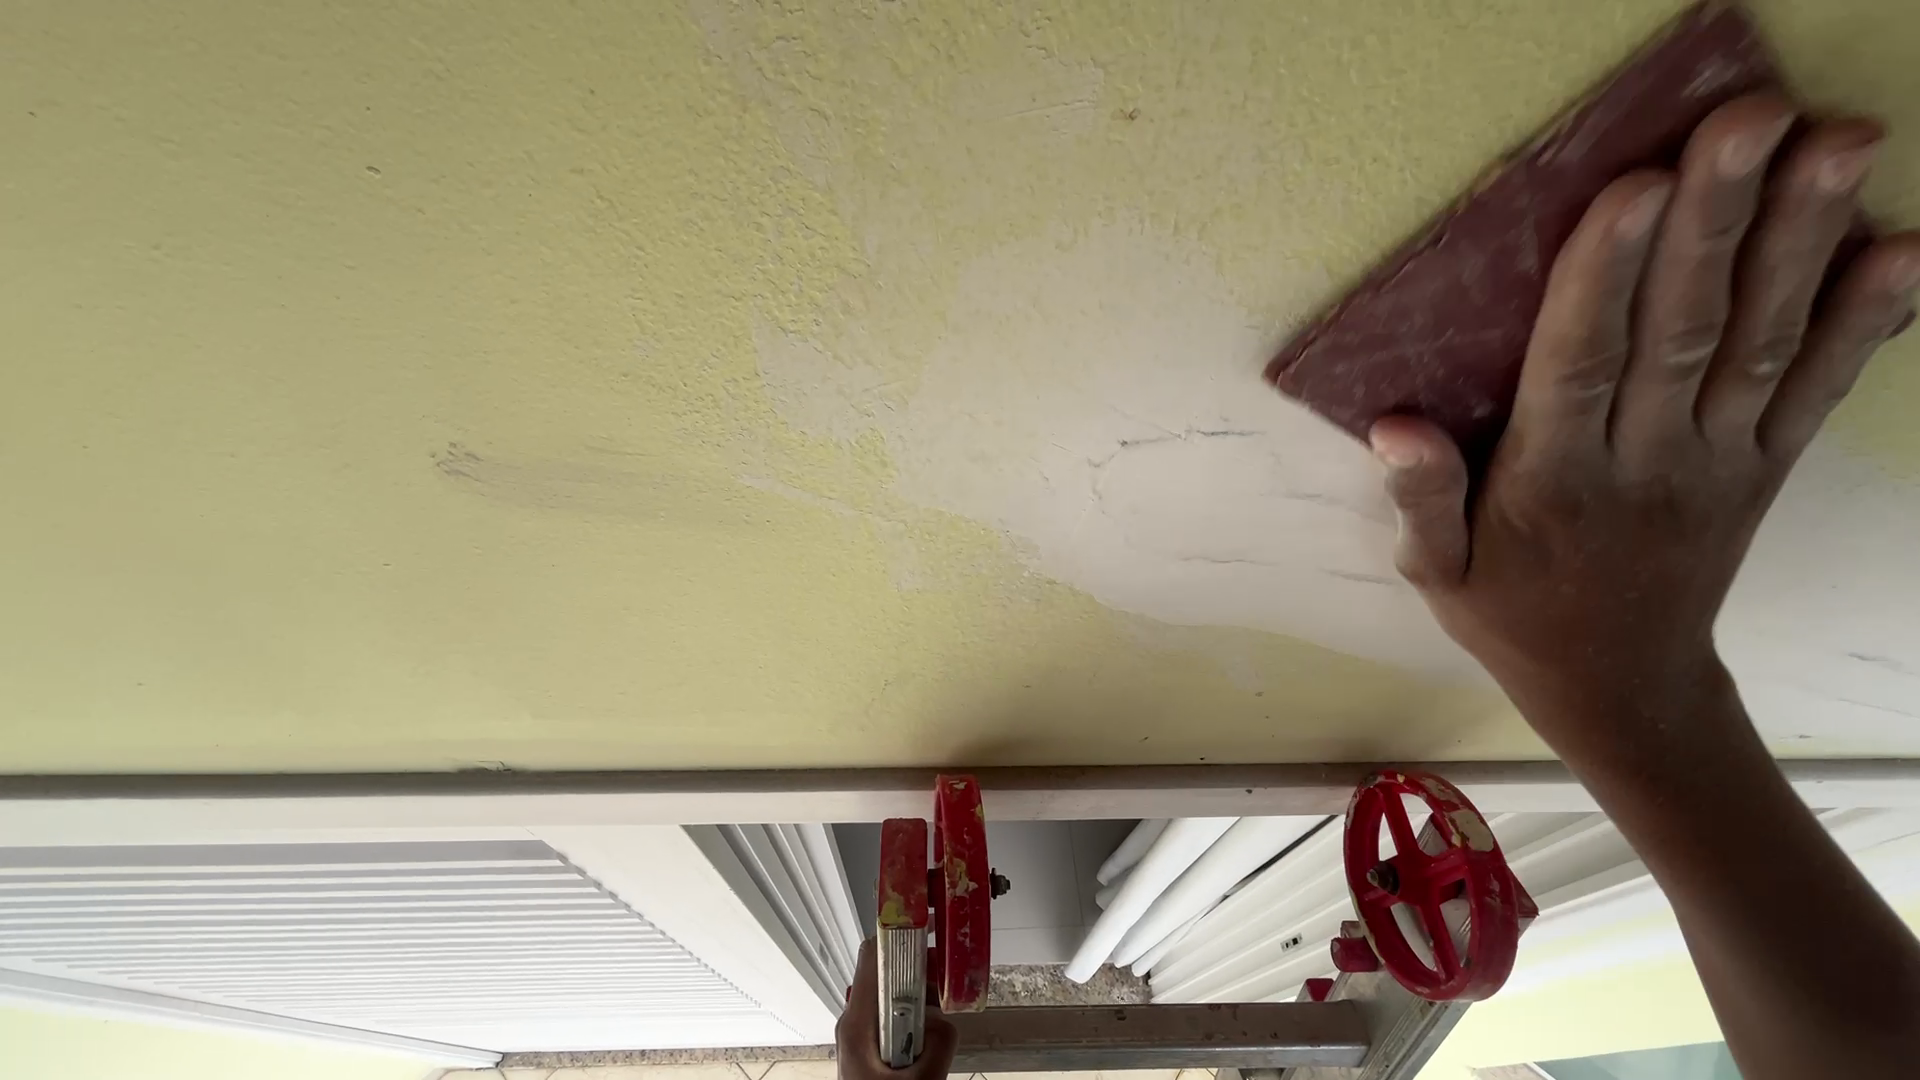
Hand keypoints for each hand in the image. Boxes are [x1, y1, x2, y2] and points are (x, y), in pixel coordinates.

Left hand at [835, 939, 957, 1079]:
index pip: (872, 956)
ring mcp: (857, 1033)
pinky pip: (888, 1015)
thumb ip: (941, 1042)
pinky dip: (911, 1012)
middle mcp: (852, 1022)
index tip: (927, 927)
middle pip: (883, 972)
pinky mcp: (865, 1046)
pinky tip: (930, 1027)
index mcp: (857, 1023)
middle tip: (944, 967)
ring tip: (941, 1000)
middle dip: (917, 965)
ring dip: (917, 990)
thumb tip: (946, 1021)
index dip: (899, 934)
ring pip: (887, 993)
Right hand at [1371, 94, 1919, 738]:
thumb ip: (1420, 500)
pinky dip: (1866, 321)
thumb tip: (1393, 427)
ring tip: (1839, 143)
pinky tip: (1899, 248)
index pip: (1580, 369)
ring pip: (1762, 345)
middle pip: (1682, 334)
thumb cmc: (1507, 613)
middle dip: (1715, 224)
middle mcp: (1644, 463)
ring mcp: (1717, 463)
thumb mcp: (1434, 571)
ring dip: (1802, 243)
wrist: (1615, 681)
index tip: (1631, 190)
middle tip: (1747, 121)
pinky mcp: (1761, 469)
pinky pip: (1818, 392)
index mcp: (1553, 483)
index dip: (1605, 281)